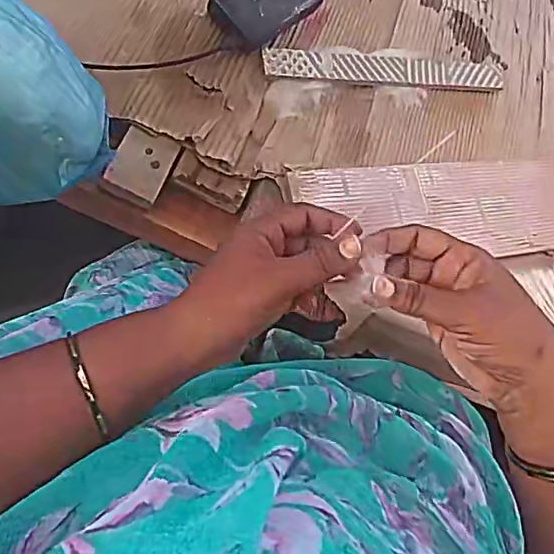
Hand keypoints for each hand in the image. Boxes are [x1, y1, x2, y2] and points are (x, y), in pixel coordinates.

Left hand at [172, 204, 361, 355]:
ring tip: (347, 286)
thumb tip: (353, 246)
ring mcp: (260, 273)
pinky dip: (308, 295)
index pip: (301, 214)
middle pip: (303, 240)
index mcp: (260, 232)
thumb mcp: (281, 278)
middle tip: (357, 266)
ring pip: (299, 267)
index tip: (357, 235)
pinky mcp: (261, 297)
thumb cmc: (231, 301)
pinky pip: (292, 288)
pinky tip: (324, 307)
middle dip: (330, 252)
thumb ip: (319, 261)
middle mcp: (261, 247)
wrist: (195, 338)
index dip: (330, 221)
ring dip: (322, 275)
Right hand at [368, 226, 553, 419]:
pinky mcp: (436, 321)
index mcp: (466, 259)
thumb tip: (382, 285)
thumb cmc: (520, 338)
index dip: (393, 239)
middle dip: (384, 261)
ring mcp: (443, 298)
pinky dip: (389, 302)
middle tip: (362, 269)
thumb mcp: (464, 310)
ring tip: (365, 286)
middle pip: (408, 258)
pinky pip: (406, 304)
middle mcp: (452, 275)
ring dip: (384, 283)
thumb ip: (418, 297)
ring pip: (404, 282)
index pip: (421, 238)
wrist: (529, 382)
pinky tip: (377, 301)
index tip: (369, 246)